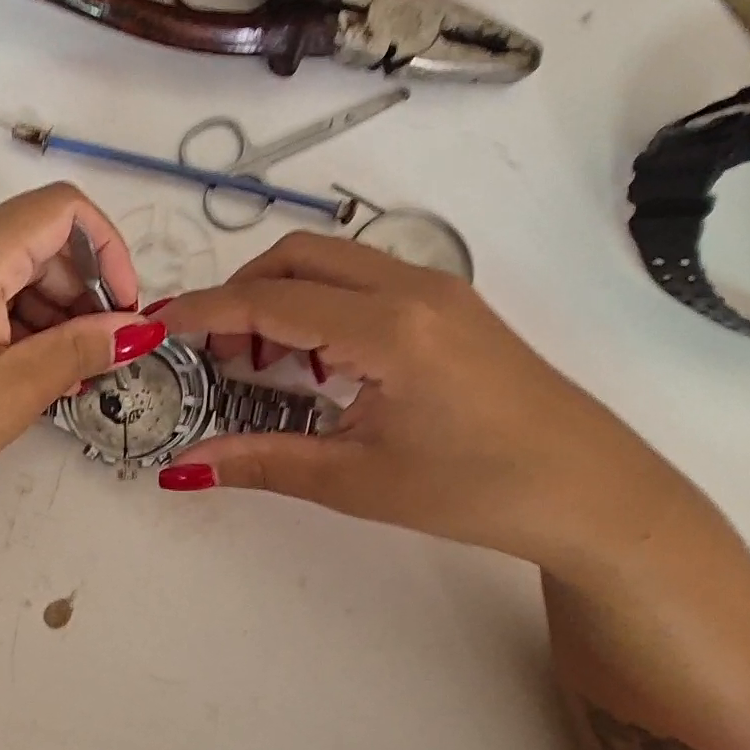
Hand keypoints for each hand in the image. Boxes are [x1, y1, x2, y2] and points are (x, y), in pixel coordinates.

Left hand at [0, 184, 166, 519]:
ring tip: (58, 375)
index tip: (124, 310)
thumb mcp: (14, 390)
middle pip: (30, 239)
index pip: (62, 209)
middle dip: (77, 290)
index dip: (109, 251)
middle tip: (95, 355)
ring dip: (42, 311)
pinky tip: (16, 371)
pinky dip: (3, 320)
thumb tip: (135, 328)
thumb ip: (82, 347)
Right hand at [149, 233, 697, 572]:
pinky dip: (315, 306)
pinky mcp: (450, 305)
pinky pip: (361, 280)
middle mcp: (413, 290)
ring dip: (277, 298)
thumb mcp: (352, 481)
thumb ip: (258, 461)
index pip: (269, 300)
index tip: (153, 329)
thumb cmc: (474, 491)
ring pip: (329, 262)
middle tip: (212, 354)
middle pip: (296, 256)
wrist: (596, 493)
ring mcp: (438, 291)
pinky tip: (315, 365)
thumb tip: (177, 470)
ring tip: (260, 366)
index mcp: (389, 331)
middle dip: (237, 295)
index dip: (201, 312)